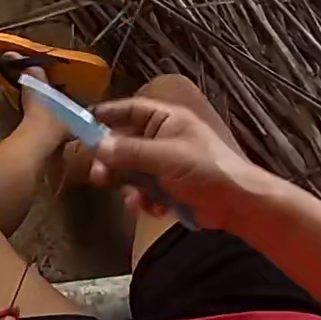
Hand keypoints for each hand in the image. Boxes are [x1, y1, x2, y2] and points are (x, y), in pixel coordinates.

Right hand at [89, 97, 271, 230]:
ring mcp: (166, 163)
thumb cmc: (205, 170)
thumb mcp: (164, 157)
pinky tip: (151, 209)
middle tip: (99, 176)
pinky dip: (145, 200)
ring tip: (131, 200)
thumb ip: (129, 152)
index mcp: (167, 120)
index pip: (130, 110)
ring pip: (133, 170)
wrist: (238, 204)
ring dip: (129, 186)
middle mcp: (164, 137)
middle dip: (112, 161)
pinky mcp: (170, 186)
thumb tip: (99, 146)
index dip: (107, 115)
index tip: (82, 123)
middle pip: (125, 143)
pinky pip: (145, 190)